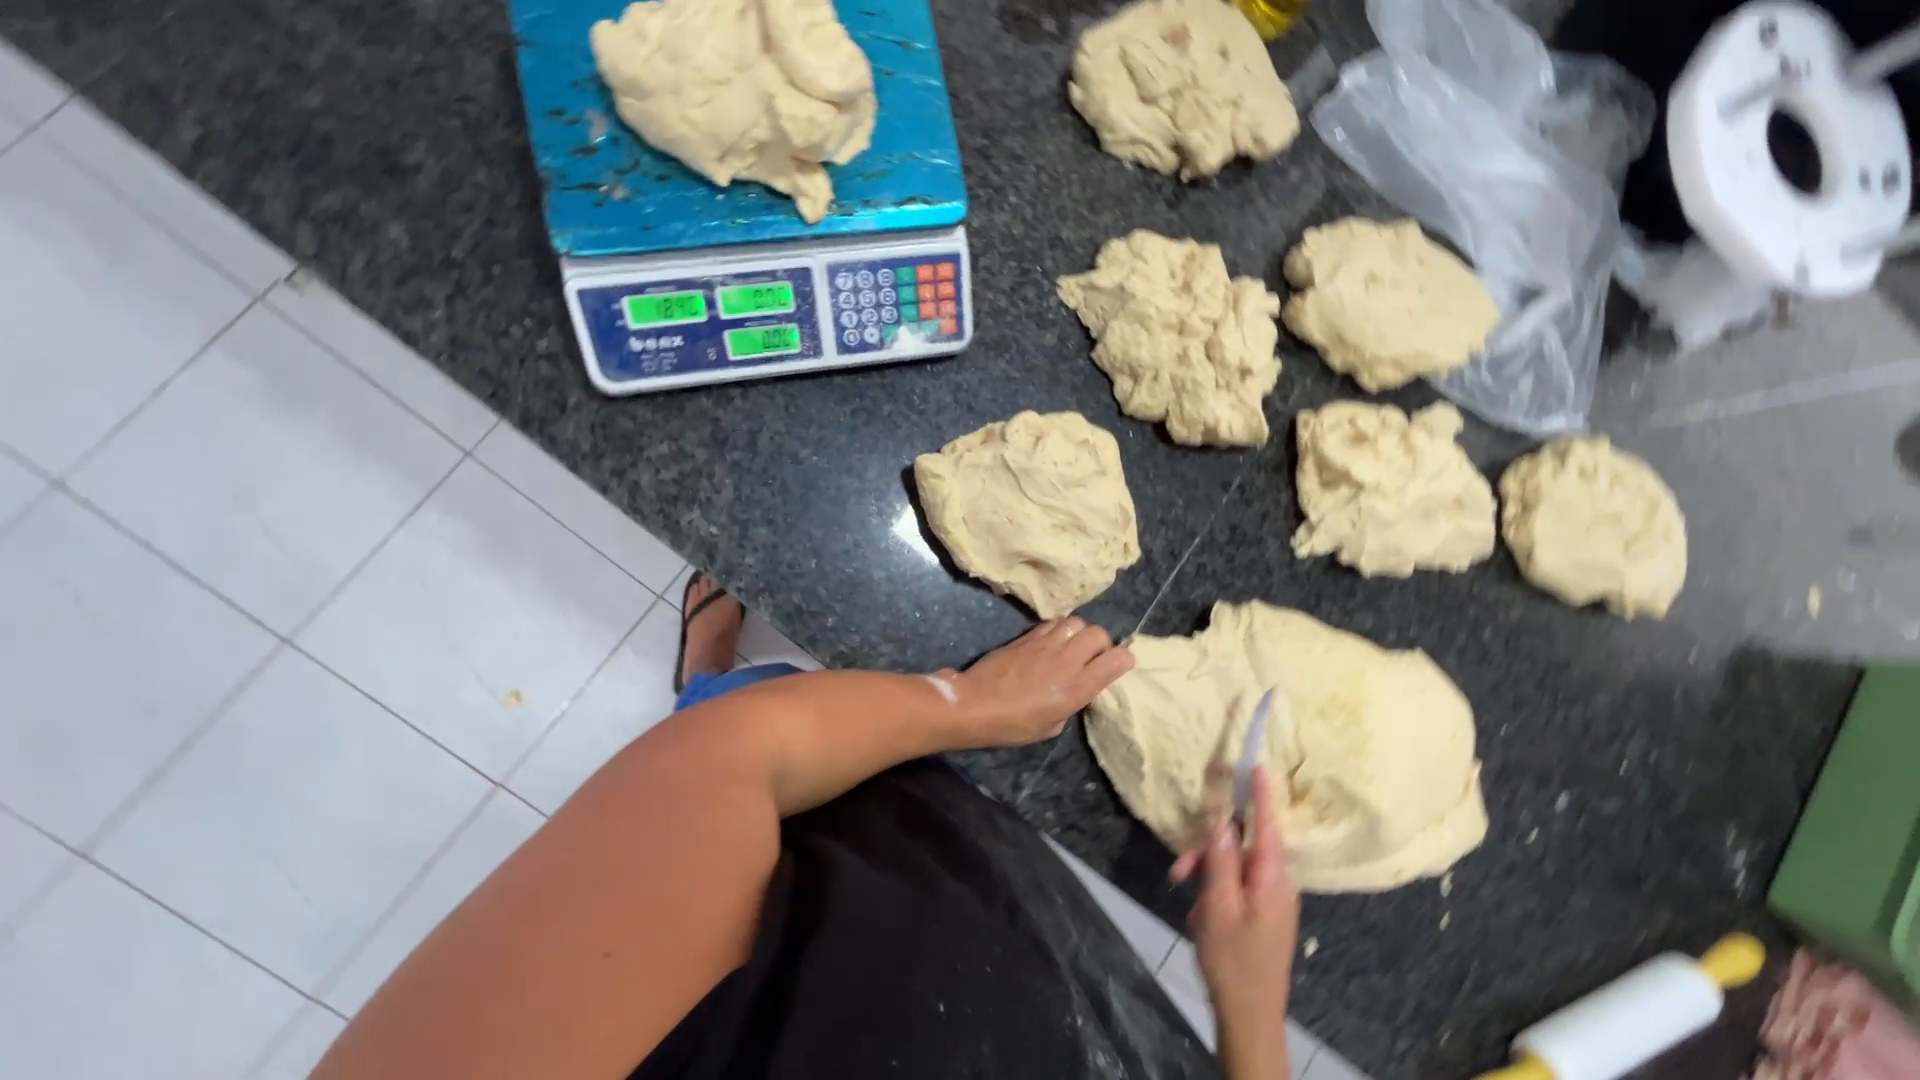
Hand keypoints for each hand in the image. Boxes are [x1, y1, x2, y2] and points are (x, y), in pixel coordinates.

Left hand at [945, 617, 1133, 747]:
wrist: (974, 704)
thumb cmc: (1013, 725)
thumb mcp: (1050, 727)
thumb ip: (1069, 704)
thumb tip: (1071, 691)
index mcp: (1077, 687)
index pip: (1116, 661)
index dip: (1123, 660)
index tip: (1118, 666)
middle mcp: (1067, 660)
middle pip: (1098, 633)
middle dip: (1101, 643)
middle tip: (1091, 657)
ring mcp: (1046, 644)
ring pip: (1076, 622)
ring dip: (1079, 633)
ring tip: (1070, 646)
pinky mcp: (1027, 636)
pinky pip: (1053, 623)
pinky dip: (1059, 629)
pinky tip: (1050, 642)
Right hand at [1171, 767, 1299, 1079]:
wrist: (1251, 1015)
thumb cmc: (1232, 961)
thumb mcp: (1217, 908)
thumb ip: (1220, 862)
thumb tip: (1223, 823)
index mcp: (1270, 879)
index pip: (1265, 826)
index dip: (1260, 795)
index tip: (1257, 766)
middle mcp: (1277, 884)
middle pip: (1242, 846)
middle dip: (1209, 852)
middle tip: (1178, 872)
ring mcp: (1274, 901)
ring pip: (1237, 867)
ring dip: (1209, 874)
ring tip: (1188, 902)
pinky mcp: (1266, 915)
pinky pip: (1240, 886)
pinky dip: (1218, 891)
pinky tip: (1202, 916)